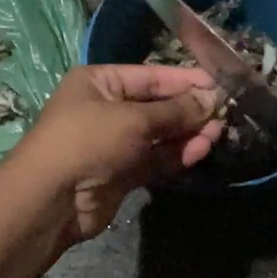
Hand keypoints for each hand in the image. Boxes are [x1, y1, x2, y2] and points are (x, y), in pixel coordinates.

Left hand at [10, 65, 223, 239]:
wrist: (51, 200)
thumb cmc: (87, 142)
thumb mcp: (133, 120)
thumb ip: (175, 111)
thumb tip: (211, 98)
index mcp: (100, 83)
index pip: (150, 77)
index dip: (185, 81)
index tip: (220, 86)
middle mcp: (106, 109)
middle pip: (157, 106)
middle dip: (190, 110)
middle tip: (224, 114)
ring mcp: (114, 143)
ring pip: (159, 135)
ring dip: (187, 134)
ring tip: (217, 133)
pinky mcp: (121, 173)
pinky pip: (155, 159)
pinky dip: (176, 155)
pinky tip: (200, 150)